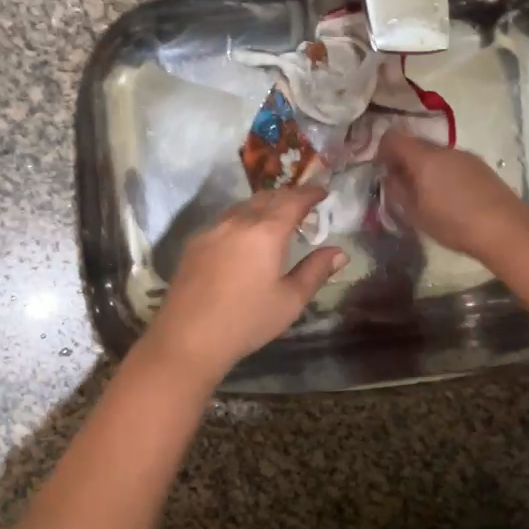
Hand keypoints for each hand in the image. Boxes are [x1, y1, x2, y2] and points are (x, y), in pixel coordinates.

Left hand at [143, 187, 346, 383]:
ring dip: (264, 204)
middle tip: (304, 203)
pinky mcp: (196, 241)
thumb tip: (340, 252)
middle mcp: (238, 221)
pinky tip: (246, 234)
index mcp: (266, 232)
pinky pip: (226, 218)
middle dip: (288, 196)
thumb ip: (315, 271)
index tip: (323, 192)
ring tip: (277, 216)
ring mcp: (213, 229)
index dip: (310, 193)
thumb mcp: (290, 300)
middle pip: (267, 197)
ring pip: (244, 205)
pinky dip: (243, 217)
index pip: (293, 200)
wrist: (189, 336)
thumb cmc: (247, 321)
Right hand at [376, 131, 528, 260]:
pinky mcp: (481, 167)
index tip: (383, 172)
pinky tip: (452, 199)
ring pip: (436, 154)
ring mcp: (465, 156)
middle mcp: (444, 149)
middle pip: (416, 144)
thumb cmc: (454, 223)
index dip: (383, 151)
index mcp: (423, 157)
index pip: (393, 137)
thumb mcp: (415, 213)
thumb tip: (390, 176)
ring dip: (426, 169)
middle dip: (405, 161)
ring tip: (429, 196)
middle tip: (403, 188)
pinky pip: (453, 163)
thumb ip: (397, 191)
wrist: (506, 230)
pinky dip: (444, 174)